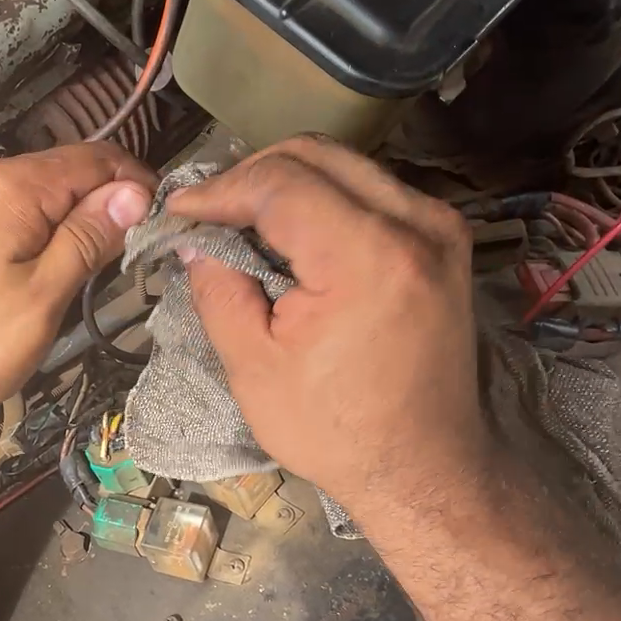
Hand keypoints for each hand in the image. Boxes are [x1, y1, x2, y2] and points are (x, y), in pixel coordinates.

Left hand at [0, 143, 155, 433]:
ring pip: (35, 198)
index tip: (163, 223)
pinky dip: (37, 234)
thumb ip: (86, 239)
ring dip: (71, 221)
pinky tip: (42, 270)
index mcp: (12, 188)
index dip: (137, 184)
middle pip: (64, 173)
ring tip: (94, 267)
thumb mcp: (39, 297)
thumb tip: (133, 194)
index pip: (96, 159)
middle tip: (133, 253)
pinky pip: (5, 217)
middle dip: (106, 203)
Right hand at [169, 137, 485, 511]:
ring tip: (237, 220)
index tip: (178, 212)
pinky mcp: (442, 240)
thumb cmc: (334, 429)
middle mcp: (416, 223)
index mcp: (367, 257)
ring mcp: (438, 226)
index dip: (220, 191)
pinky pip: (369, 190)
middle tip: (204, 211)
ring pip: (344, 165)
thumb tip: (196, 244)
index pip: (281, 184)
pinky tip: (286, 233)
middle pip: (316, 155)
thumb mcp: (254, 369)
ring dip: (284, 183)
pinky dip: (320, 199)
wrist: (422, 465)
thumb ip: (220, 292)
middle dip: (249, 175)